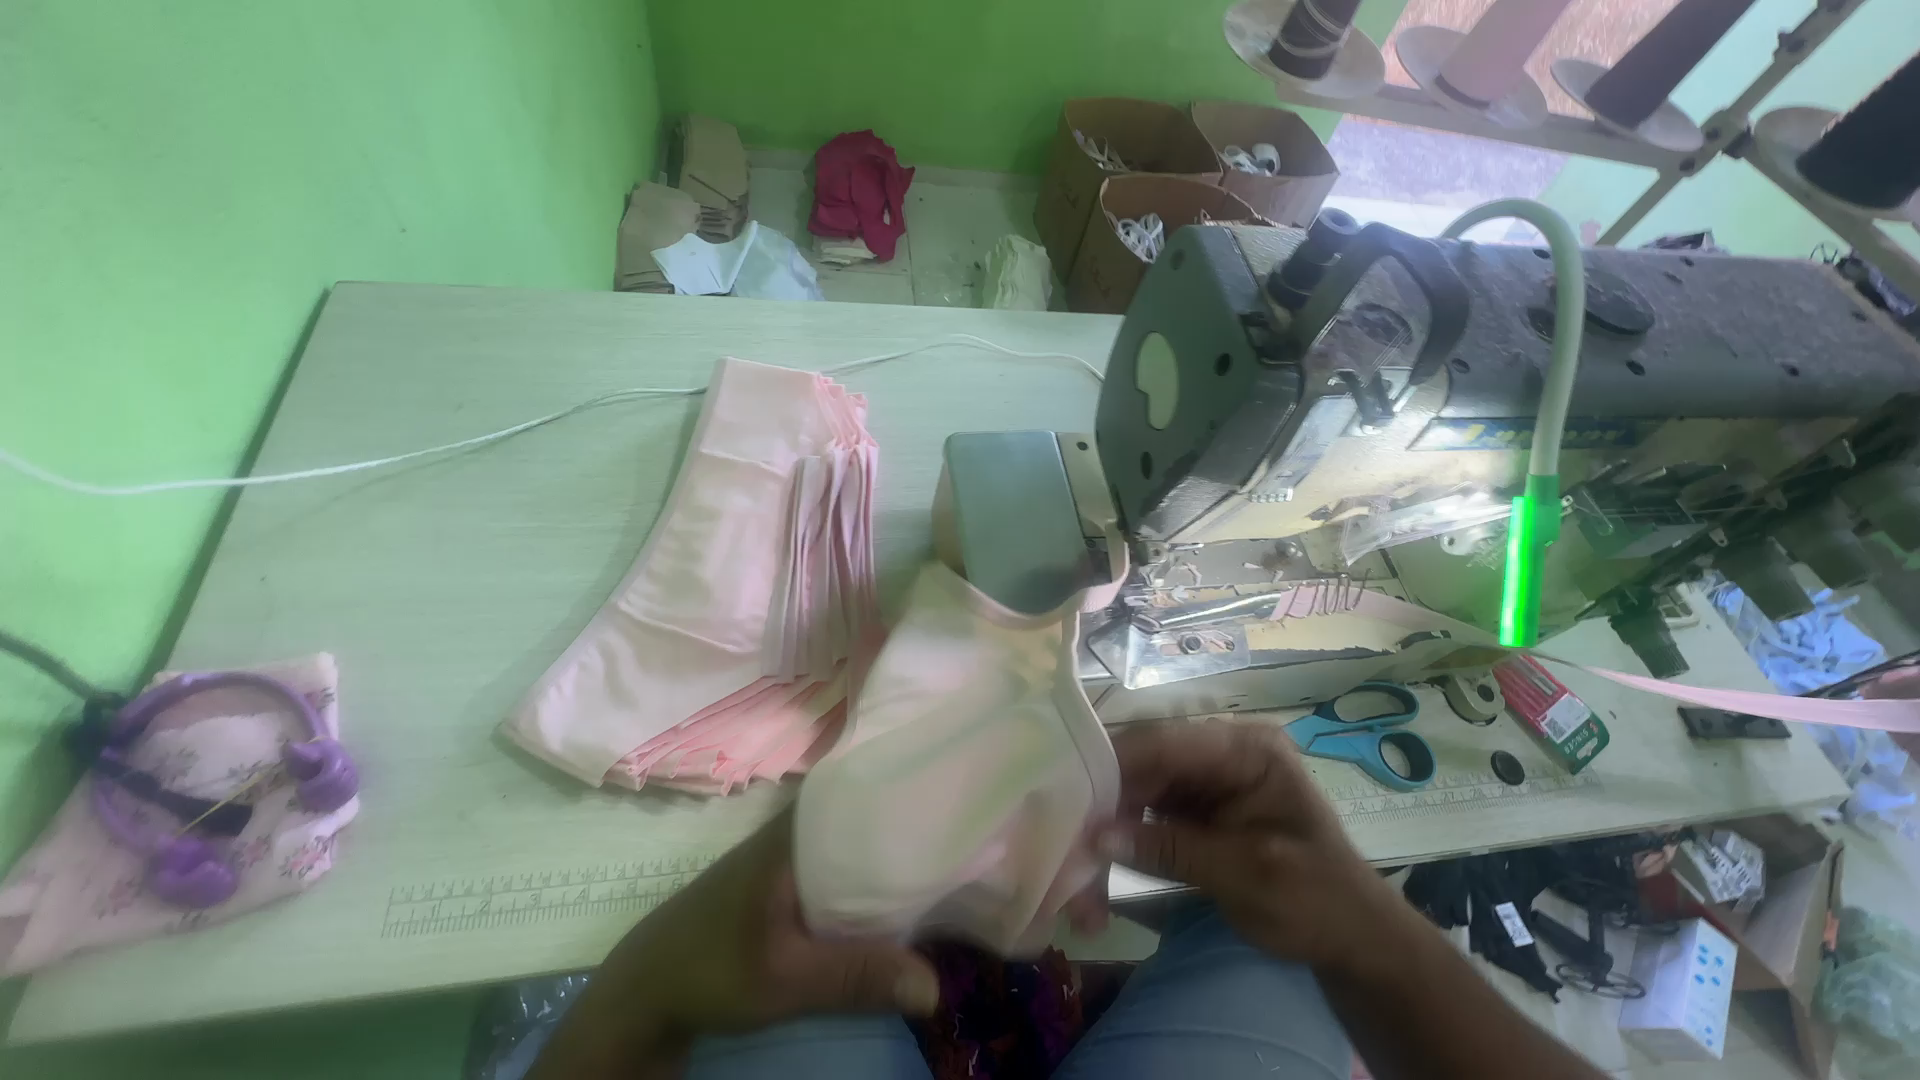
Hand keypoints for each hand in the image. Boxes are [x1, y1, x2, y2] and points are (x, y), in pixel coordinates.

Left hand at [531, 809, 939, 1077]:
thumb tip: (936, 988)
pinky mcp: (781, 882)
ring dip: (889, 856)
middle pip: (863, 817)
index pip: (862, 790)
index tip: (957, 796)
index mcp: (794, 832)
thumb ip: (856, 977)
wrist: (645, 991)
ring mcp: (785, 855)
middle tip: (966, 836)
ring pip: (851, 843)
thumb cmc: (710, 968)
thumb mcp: (785, 979)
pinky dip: (866, 878)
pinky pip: (837, 866)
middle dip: (909, 827)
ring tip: (945, 862)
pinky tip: (894, 897)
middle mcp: (792, 832)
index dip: (908, 791)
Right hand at [1092, 719, 1411, 972]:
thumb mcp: (1248, 875)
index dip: (1113, 769)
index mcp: (1246, 749)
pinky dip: (1121, 844)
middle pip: (1141, 766)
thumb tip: (1098, 837)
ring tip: (1081, 887)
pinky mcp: (1192, 807)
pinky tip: (1098, 880)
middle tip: (1069, 857)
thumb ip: (1173, 849)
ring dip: (1105, 833)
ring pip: (1133, 791)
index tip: (1070, 804)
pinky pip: (1143, 813)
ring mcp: (1205, 779)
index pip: (1166, 743)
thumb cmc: (1318, 901)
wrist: (1354, 940)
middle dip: (1104, 810)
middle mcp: (1220, 752)